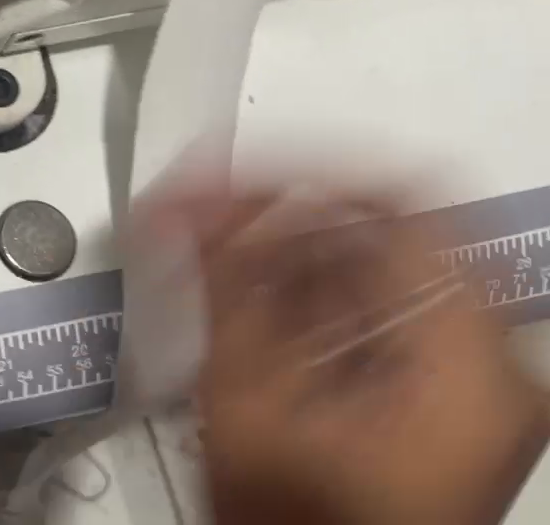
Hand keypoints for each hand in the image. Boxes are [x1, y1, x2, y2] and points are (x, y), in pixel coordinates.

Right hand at [175, 189, 548, 524]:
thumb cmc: (303, 513)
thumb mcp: (253, 393)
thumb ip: (229, 285)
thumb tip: (188, 199)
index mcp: (464, 361)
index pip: (403, 207)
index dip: (308, 170)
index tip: (229, 164)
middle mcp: (473, 358)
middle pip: (366, 235)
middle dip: (261, 206)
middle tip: (182, 200)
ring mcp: (444, 374)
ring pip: (349, 263)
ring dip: (259, 237)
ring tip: (180, 227)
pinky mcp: (408, 384)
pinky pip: (343, 299)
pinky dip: (274, 276)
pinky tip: (211, 268)